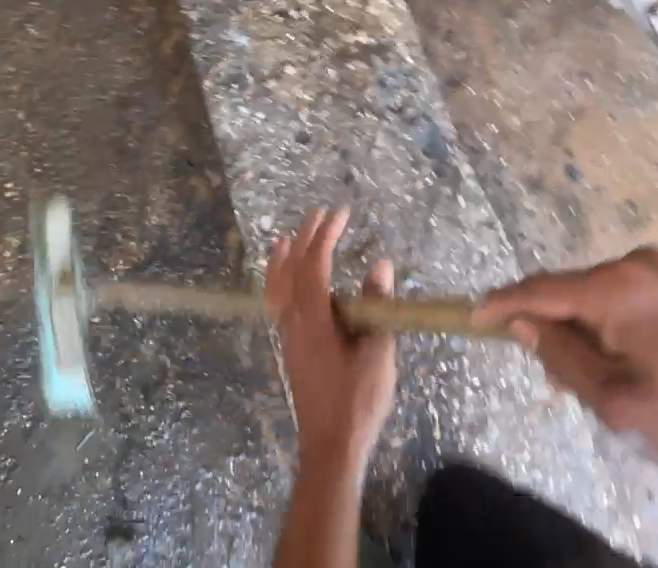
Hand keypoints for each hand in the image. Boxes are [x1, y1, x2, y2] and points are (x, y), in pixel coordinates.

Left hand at [265, 209, 397, 479]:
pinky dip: (279, 281)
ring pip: (277, 286)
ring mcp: (288, 335)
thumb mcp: (377, 354)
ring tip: (286, 238)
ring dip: (284, 258)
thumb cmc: (357, 401)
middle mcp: (293, 320)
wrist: (330, 444)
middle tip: (321, 213)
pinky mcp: (290, 347)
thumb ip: (378, 308)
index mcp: (313, 318)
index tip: (341, 213)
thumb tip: (380, 266)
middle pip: (292, 268)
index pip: (315, 264)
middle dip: (305, 237)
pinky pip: (277, 302)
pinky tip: (288, 284)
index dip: (326, 235)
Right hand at [473, 246, 657, 509]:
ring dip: (584, 333)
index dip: (502, 304)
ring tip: (594, 385)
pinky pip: (631, 301)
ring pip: (600, 298)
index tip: (469, 315)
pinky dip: (614, 329)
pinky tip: (626, 369)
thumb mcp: (619, 404)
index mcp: (622, 285)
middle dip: (551, 329)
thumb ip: (562, 357)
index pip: (542, 288)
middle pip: (571, 291)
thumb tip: (523, 324)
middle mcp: (643, 262)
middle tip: (551, 380)